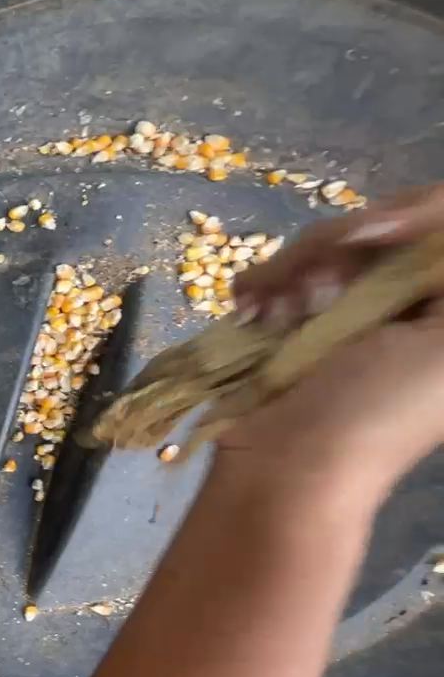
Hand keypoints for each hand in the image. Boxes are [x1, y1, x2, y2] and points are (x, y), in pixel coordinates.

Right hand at [218, 189, 443, 501]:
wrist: (287, 461)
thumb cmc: (379, 408)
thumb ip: (442, 265)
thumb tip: (393, 218)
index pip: (443, 220)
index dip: (414, 214)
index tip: (371, 234)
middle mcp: (415, 296)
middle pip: (387, 224)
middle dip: (341, 243)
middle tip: (314, 284)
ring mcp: (350, 305)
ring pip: (327, 245)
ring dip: (291, 268)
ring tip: (272, 307)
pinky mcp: (292, 319)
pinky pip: (277, 273)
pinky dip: (259, 284)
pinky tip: (251, 308)